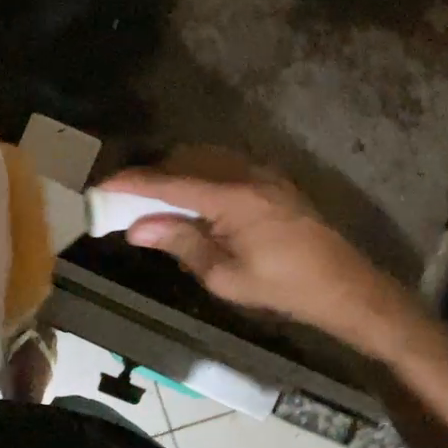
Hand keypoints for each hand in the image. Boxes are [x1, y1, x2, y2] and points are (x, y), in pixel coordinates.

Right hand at [101, 147, 415, 346]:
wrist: (345, 287)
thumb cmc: (283, 288)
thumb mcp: (224, 276)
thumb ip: (181, 244)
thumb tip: (138, 227)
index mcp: (232, 198)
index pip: (169, 182)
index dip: (132, 183)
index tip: (101, 186)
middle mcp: (246, 175)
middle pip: (184, 160)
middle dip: (150, 175)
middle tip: (123, 199)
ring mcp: (262, 174)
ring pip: (204, 158)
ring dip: (174, 172)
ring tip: (152, 199)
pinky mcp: (272, 181)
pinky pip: (224, 165)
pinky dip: (197, 174)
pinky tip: (190, 199)